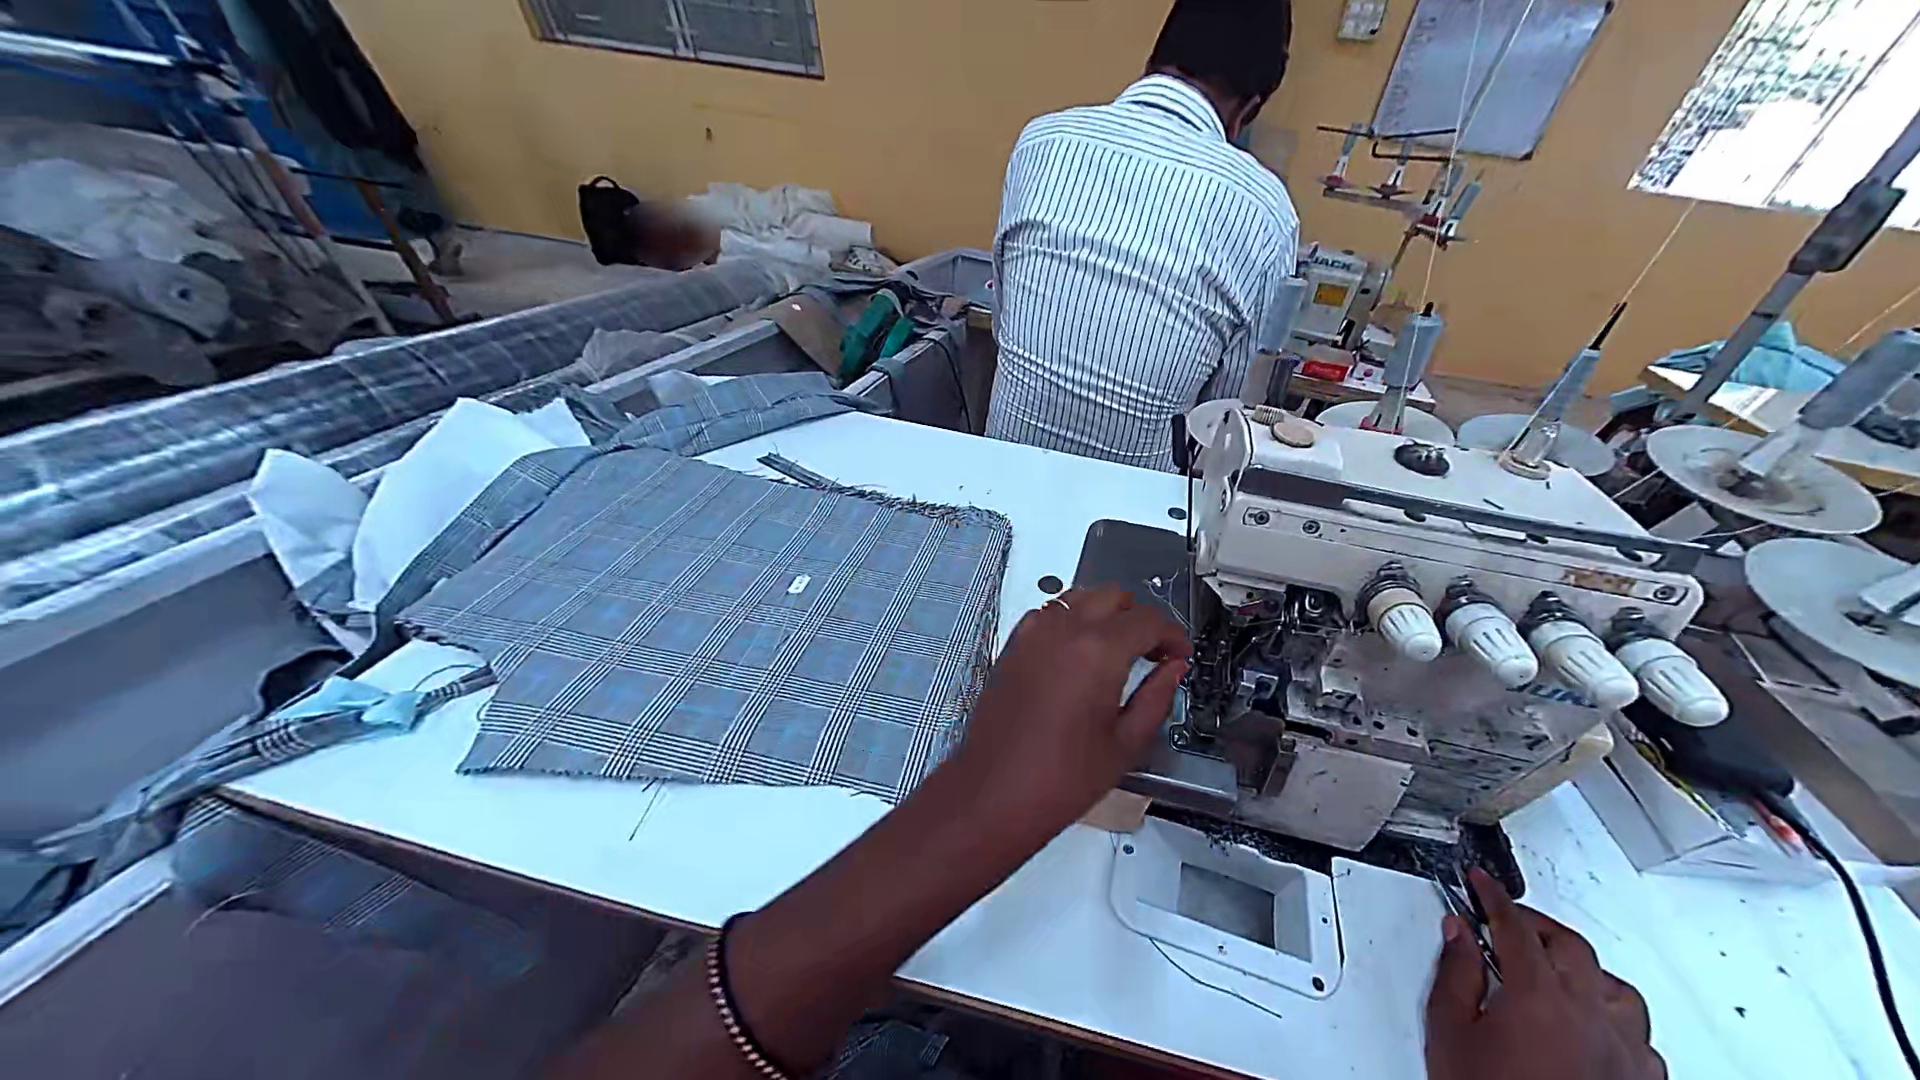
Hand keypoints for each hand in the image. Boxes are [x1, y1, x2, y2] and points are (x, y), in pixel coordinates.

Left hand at [946, 586, 1190, 833]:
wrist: (996, 792)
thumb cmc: (1056, 778)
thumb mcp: (1125, 742)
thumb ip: (1156, 697)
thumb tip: (1172, 670)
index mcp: (1097, 651)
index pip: (1147, 620)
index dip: (1172, 635)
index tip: (1179, 653)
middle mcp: (1061, 632)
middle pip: (1113, 596)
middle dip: (1140, 618)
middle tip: (1155, 650)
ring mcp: (1032, 635)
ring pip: (1079, 598)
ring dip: (1105, 613)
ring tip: (1121, 649)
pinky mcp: (1013, 646)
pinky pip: (1049, 614)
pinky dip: (1071, 621)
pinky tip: (1081, 653)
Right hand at [1428, 868, 1665, 1079]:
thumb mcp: (1449, 1027)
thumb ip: (1455, 972)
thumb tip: (1458, 933)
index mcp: (1539, 1000)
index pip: (1515, 927)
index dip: (1494, 897)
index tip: (1482, 882)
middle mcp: (1591, 1021)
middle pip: (1571, 948)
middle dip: (1534, 924)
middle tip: (1504, 918)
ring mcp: (1623, 1057)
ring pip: (1617, 989)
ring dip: (1581, 968)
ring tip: (1552, 966)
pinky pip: (1640, 1036)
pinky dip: (1612, 1014)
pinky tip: (1591, 1018)